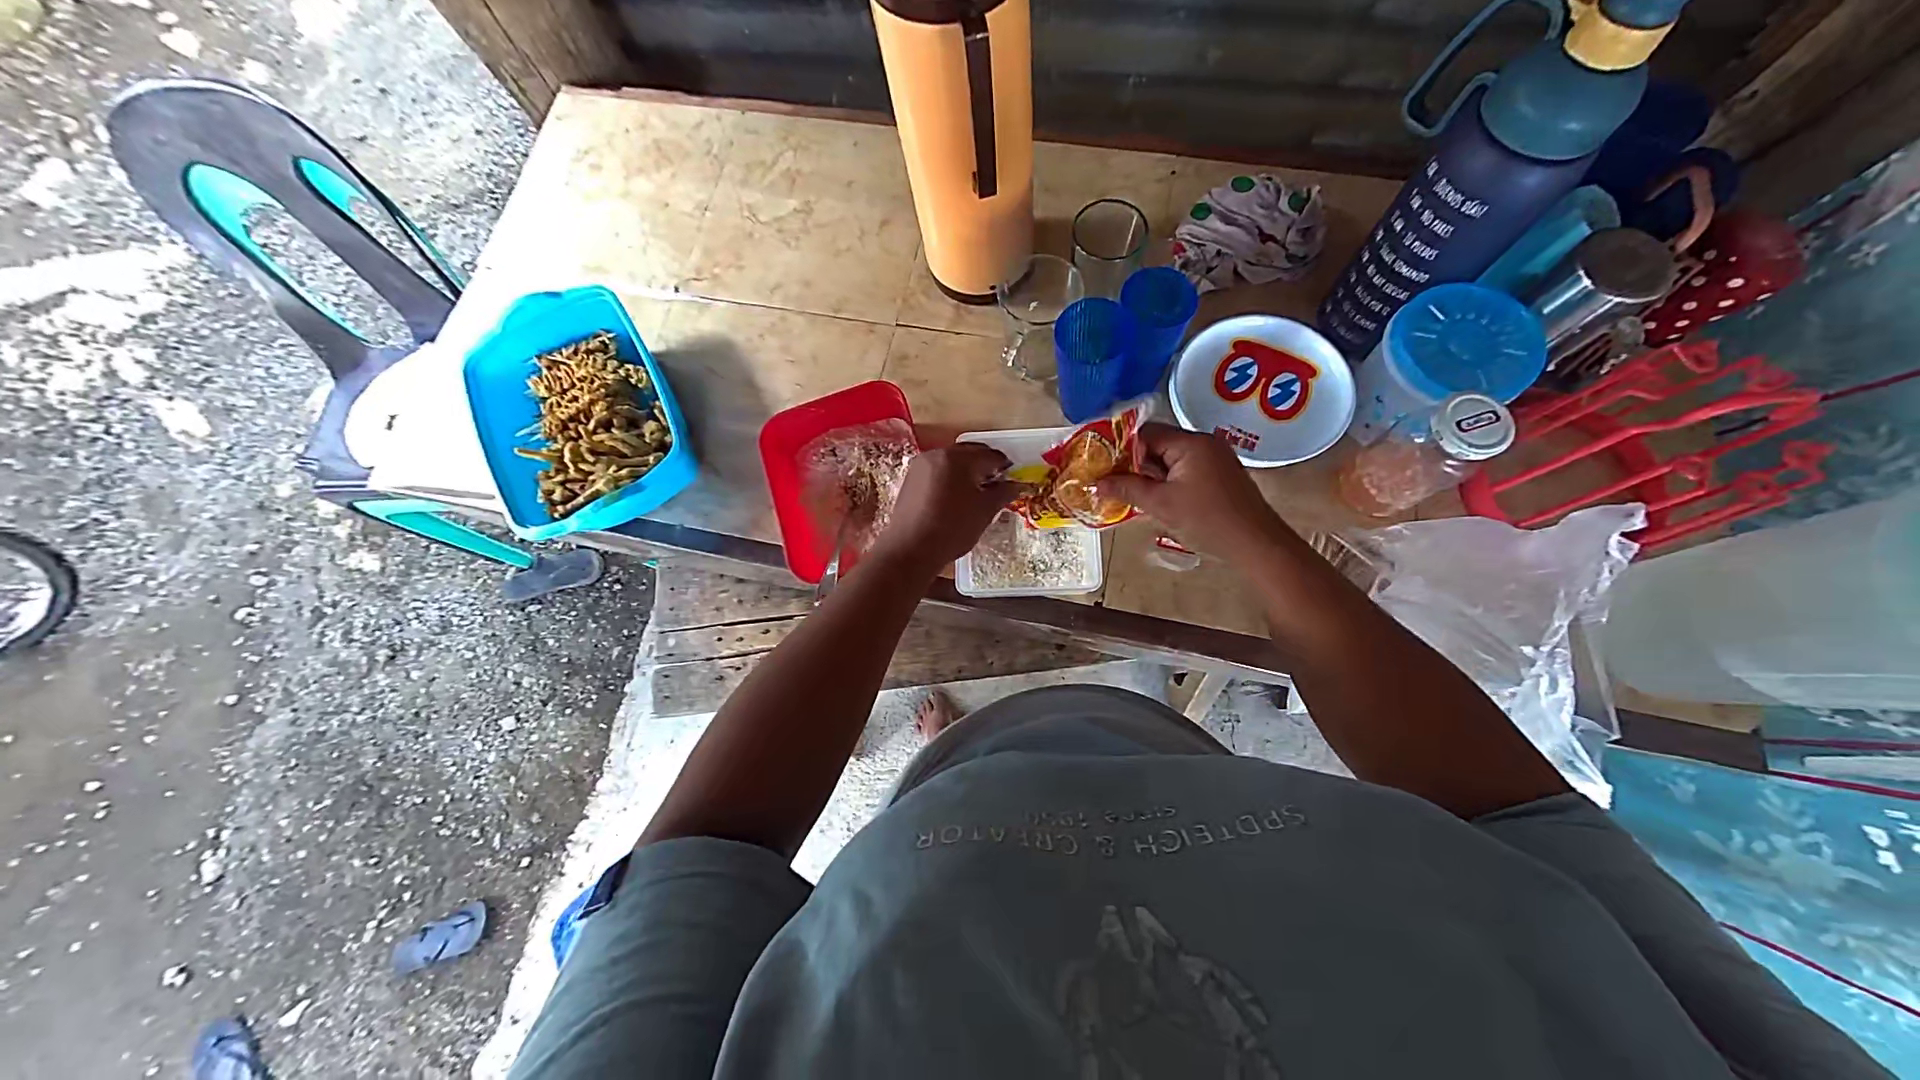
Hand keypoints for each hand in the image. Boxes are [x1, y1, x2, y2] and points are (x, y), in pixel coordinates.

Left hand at [869, 442, 1022, 573]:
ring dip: (967, 471)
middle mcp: (938, 454)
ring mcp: (921, 465)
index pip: (991, 455)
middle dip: (985, 466)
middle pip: (969, 453)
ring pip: (952, 461)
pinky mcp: (910, 478)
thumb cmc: (952, 529)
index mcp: (959, 458)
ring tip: (977, 492)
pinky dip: (950, 478)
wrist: (910, 549)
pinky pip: (938, 470)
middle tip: (997, 484)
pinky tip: (956, 497)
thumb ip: (1003, 493)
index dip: (1005, 467)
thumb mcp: (984, 511)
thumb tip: (1017, 484)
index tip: (1012, 479)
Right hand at [1094, 422, 1291, 560]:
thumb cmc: (1208, 521)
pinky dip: (1166, 482)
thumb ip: (1127, 489)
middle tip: (1109, 481)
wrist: (1256, 544)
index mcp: (1190, 443)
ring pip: (1169, 460)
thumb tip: (1096, 483)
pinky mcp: (1218, 475)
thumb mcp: (1161, 505)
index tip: (1100, 464)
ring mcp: (1214, 459)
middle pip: (1158, 444)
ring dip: (1149, 475)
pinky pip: (1183, 471)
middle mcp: (1203, 443)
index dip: (1120, 448)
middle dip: (1132, 464)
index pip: (1146, 433)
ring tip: (1126, 493)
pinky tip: (1153, 500)